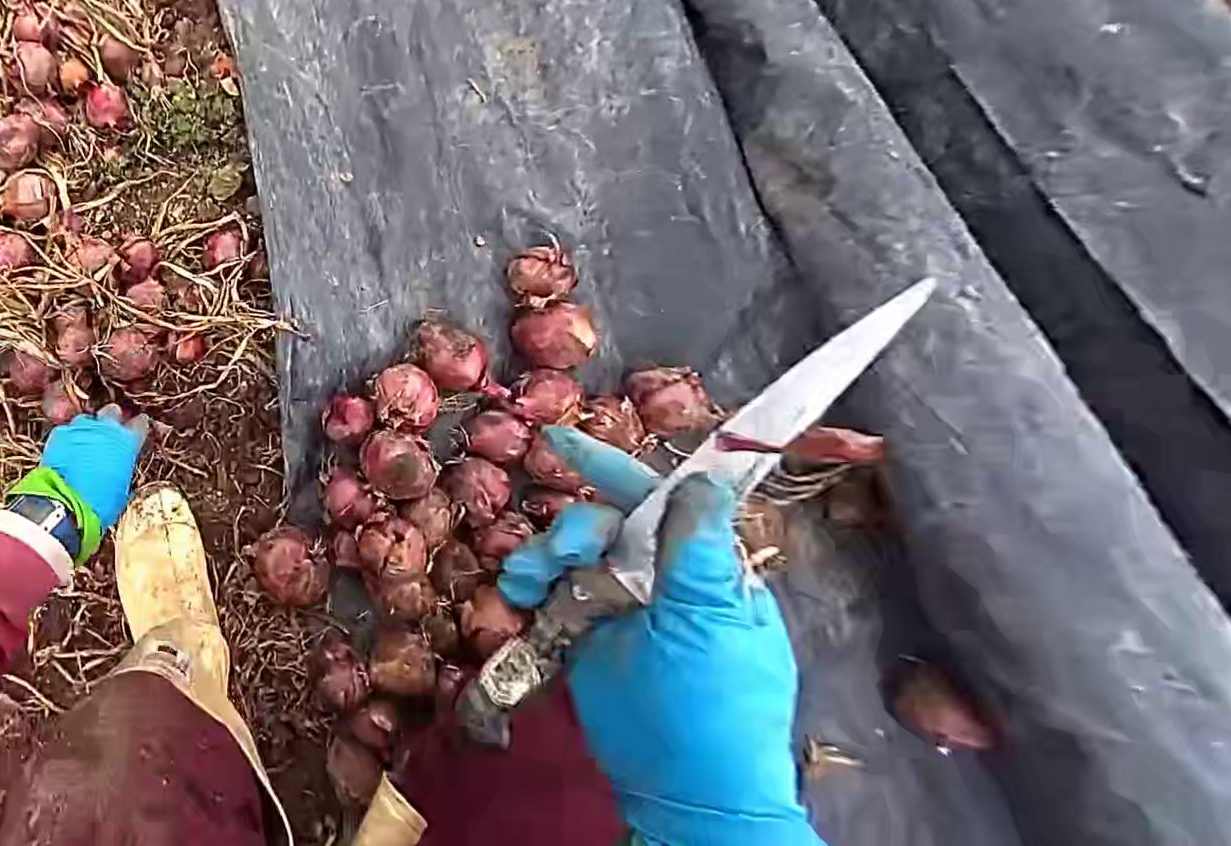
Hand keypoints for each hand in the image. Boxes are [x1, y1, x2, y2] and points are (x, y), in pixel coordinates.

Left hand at [8, 406, 149, 561]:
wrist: (64, 507)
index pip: (140, 423)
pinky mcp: (59, 433)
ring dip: (89, 430)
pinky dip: (68, 439)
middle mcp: (107, 428)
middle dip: (112, 420)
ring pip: (88, 419)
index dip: (138, 428)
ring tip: (85, 445)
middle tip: (109, 435)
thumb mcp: (122, 487)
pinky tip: (66, 453)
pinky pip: (67, 430)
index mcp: (127, 441)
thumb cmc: (98, 504)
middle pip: (113, 411)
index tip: (135, 431)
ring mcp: (81, 428)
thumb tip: (120, 465)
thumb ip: (123, 466)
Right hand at [498, 427, 820, 845]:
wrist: (681, 790)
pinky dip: (528, 586)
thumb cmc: (712, 704)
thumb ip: (698, 548)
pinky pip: (547, 587)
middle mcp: (652, 571)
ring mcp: (614, 598)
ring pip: (565, 552)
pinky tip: (517, 597)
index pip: (651, 497)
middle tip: (554, 560)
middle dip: (570, 531)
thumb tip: (702, 479)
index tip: (558, 440)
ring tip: (523, 584)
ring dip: (539, 558)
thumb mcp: (710, 622)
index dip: (606, 466)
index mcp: (693, 564)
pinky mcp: (580, 625)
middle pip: (597, 521)